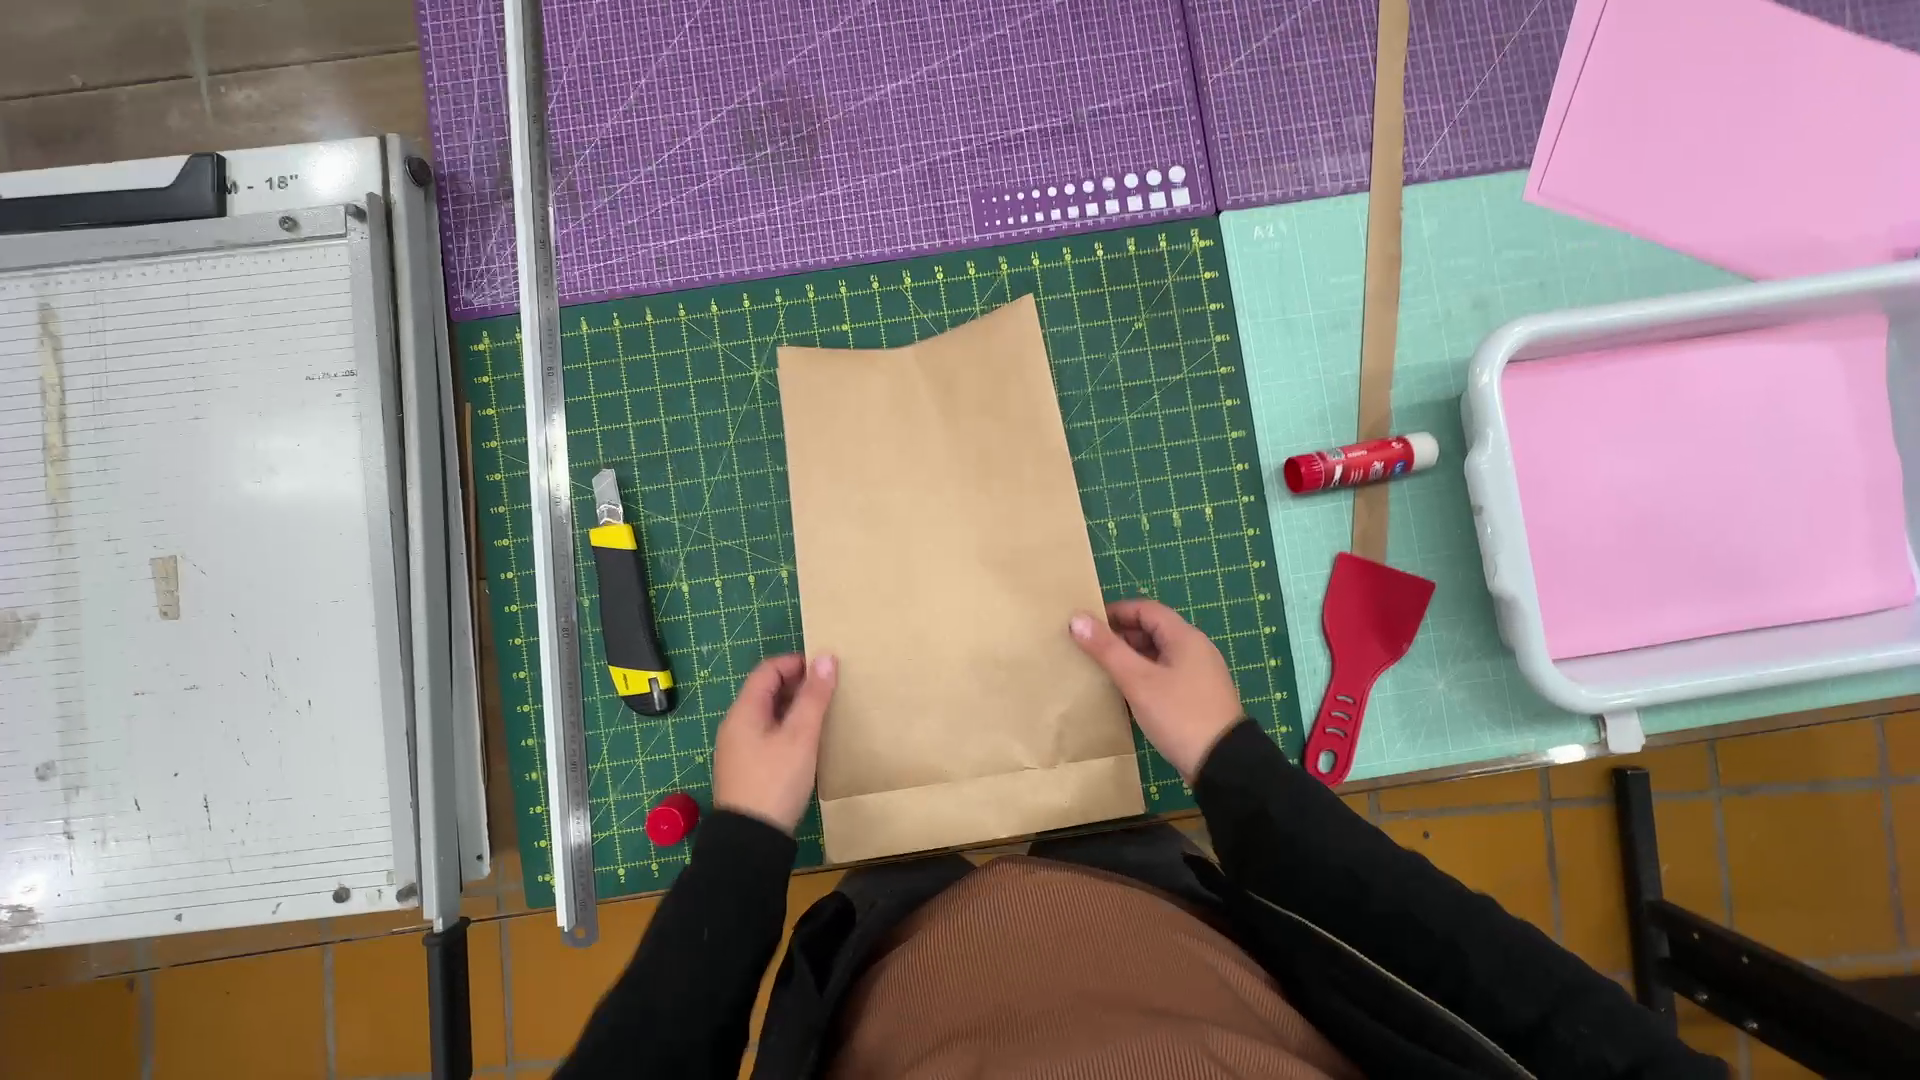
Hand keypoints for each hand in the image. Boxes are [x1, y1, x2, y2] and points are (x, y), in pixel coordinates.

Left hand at [712, 653, 837, 833]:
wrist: (750, 840)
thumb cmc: (775, 781)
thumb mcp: (800, 736)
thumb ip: (814, 696)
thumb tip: (825, 657)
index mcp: (744, 711)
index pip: (768, 670)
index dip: (796, 663)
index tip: (826, 668)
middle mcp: (736, 725)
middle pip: (766, 690)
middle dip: (798, 683)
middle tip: (829, 689)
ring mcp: (739, 748)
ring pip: (768, 713)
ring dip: (794, 706)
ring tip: (823, 712)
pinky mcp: (746, 767)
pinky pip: (767, 733)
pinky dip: (787, 727)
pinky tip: (807, 741)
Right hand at [1070, 599, 1242, 781]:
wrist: (1223, 764)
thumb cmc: (1179, 714)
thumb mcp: (1138, 681)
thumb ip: (1107, 648)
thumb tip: (1077, 618)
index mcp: (1185, 637)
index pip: (1145, 609)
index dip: (1115, 612)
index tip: (1087, 624)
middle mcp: (1195, 650)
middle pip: (1152, 630)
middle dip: (1120, 636)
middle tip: (1089, 649)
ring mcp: (1198, 675)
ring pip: (1157, 654)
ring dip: (1130, 658)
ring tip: (1101, 670)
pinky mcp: (1196, 697)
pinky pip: (1164, 675)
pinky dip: (1143, 676)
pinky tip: (1124, 693)